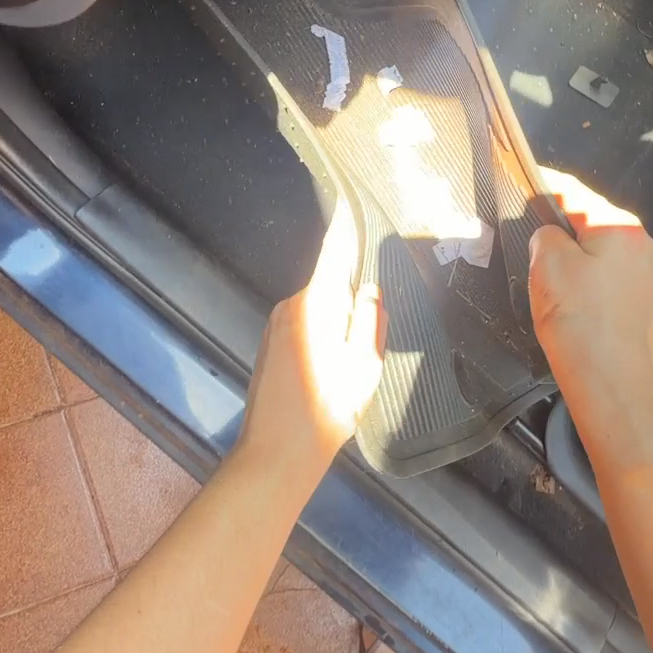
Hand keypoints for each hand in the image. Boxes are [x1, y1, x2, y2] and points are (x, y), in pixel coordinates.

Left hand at [237, 200, 387, 474]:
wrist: (276, 453)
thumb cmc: (328, 409)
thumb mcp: (364, 366)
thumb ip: (370, 321)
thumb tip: (370, 289)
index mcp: (316, 303)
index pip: (335, 250)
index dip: (349, 225)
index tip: (358, 200)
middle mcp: (291, 305)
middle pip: (328, 280)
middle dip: (353, 286)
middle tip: (381, 302)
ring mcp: (276, 324)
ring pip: (317, 304)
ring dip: (338, 313)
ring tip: (361, 341)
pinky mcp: (271, 344)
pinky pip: (305, 322)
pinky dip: (323, 329)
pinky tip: (334, 359)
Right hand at [529, 169, 652, 422]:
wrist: (612, 383)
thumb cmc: (578, 322)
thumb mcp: (548, 266)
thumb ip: (546, 236)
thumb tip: (550, 236)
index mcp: (621, 227)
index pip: (576, 195)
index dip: (546, 190)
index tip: (525, 184)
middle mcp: (643, 244)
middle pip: (591, 225)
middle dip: (562, 233)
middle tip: (532, 250)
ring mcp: (650, 275)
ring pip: (601, 253)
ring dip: (576, 261)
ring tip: (551, 285)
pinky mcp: (646, 303)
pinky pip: (610, 279)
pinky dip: (589, 283)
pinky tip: (573, 305)